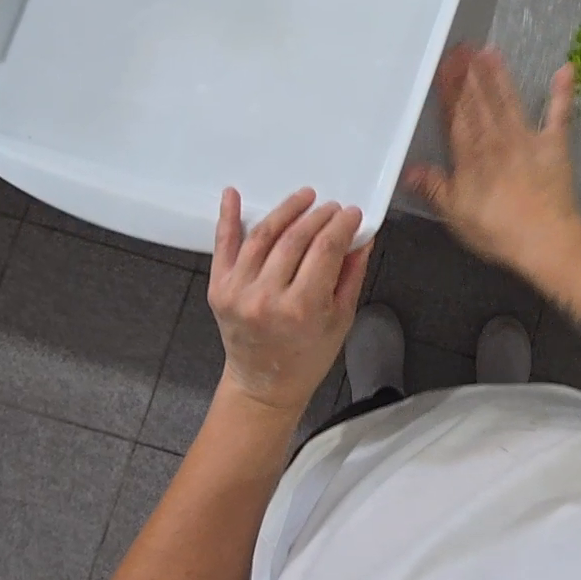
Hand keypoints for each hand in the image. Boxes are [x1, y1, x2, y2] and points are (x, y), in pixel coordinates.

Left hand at [208, 187, 370, 418]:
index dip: (341, 225)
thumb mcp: (341, 318)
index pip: (325, 250)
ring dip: (285, 210)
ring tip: (304, 196)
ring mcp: (238, 291)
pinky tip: (232, 194)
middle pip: (295, 239)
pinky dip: (227, 218)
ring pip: (263, 236)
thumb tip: (362, 235)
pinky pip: (223, 246)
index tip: (352, 213)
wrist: (263, 384)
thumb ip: (351, 274)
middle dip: (318, 216)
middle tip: (333, 207)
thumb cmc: (309, 355)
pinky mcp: (219, 289)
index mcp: (302, 308)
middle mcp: (267, 297)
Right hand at [405, 45, 580, 279]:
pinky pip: (559, 115)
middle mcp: (496, 140)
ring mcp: (527, 139)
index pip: (456, 116)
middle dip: (470, 74)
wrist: (545, 240)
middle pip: (480, 102)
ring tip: (490, 51)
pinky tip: (566, 69)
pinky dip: (563, 92)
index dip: (450, 89)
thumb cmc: (497, 230)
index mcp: (470, 156)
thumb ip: (434, 188)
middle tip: (463, 46)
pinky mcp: (555, 146)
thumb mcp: (455, 214)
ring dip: (499, 76)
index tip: (445, 64)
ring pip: (508, 101)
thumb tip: (410, 169)